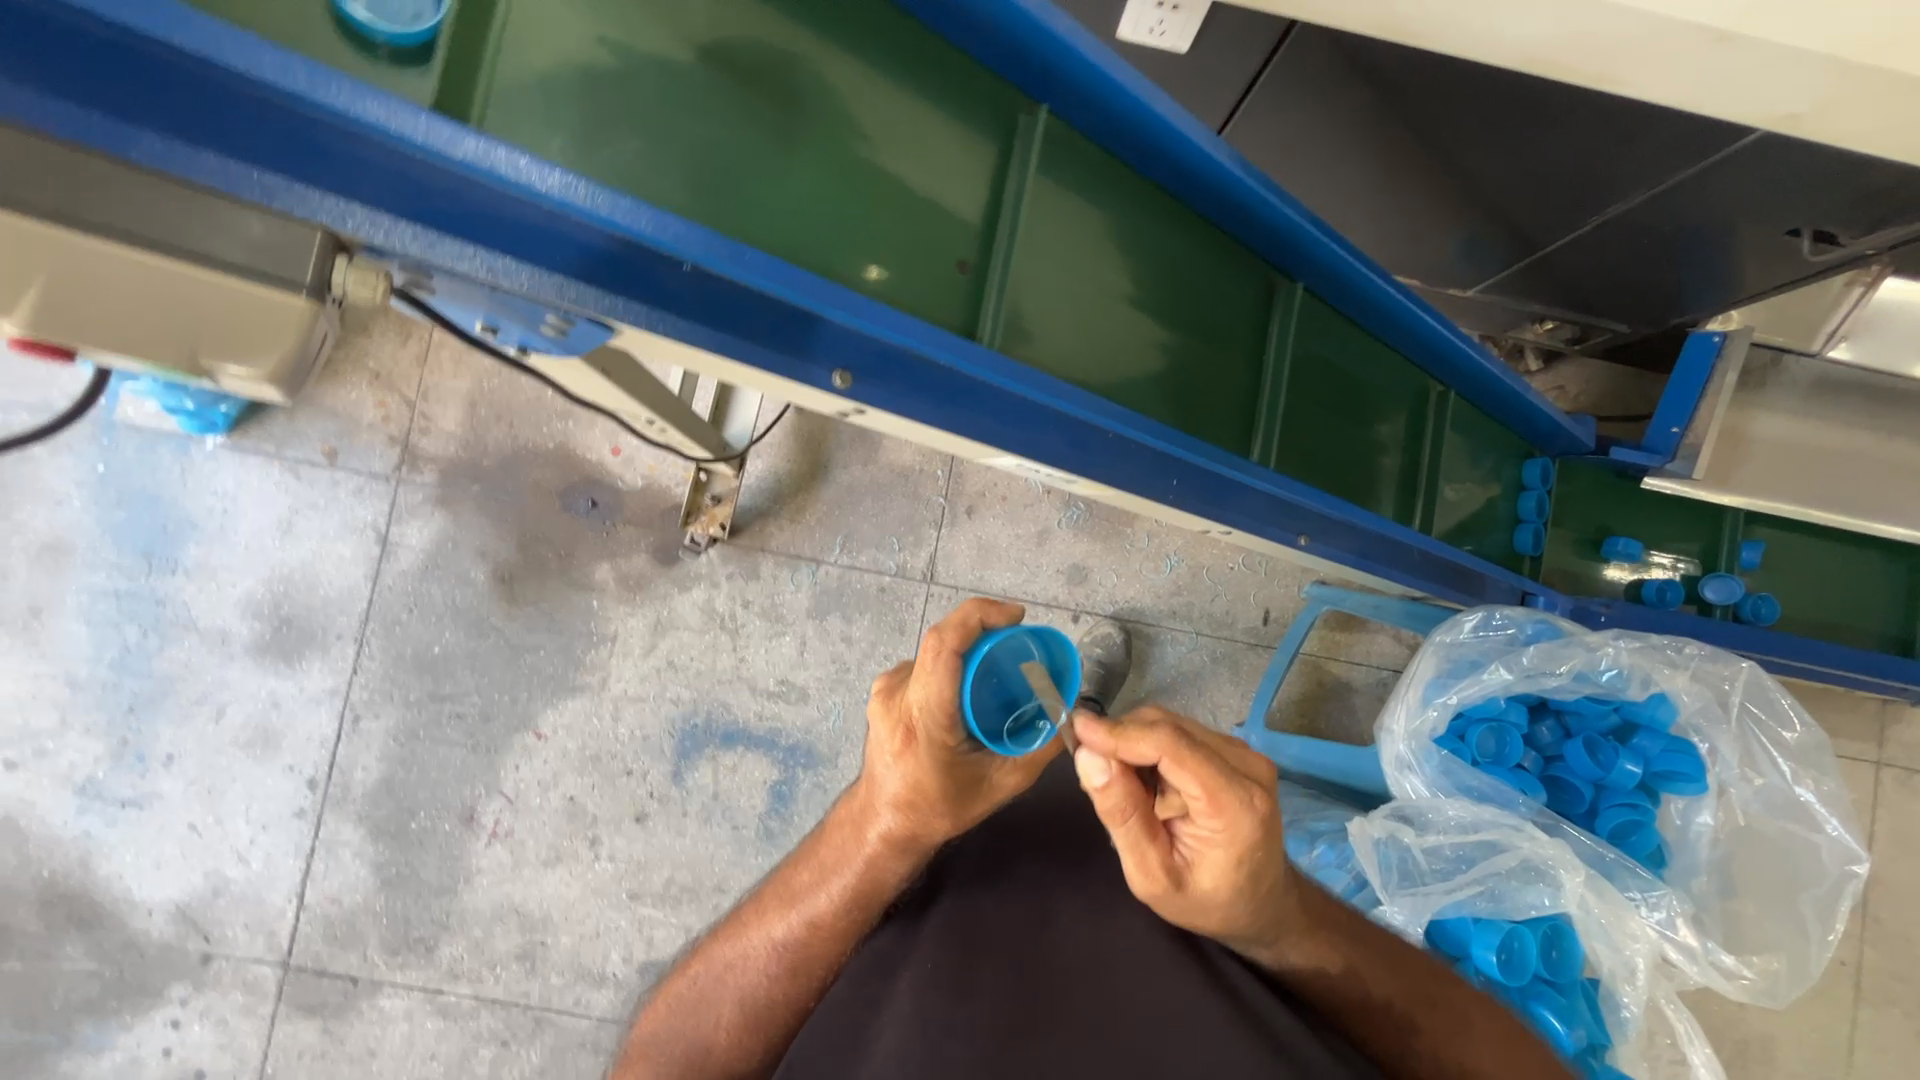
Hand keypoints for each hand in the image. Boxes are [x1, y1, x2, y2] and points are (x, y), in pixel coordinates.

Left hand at [850, 598, 1060, 856]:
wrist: (884, 822)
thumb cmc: (939, 807)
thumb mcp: (998, 785)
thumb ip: (1038, 749)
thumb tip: (1070, 714)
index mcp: (922, 713)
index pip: (944, 643)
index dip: (980, 616)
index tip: (1016, 616)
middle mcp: (897, 692)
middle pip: (943, 640)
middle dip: (985, 632)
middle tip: (1020, 645)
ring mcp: (885, 688)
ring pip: (935, 650)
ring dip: (968, 651)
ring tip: (999, 669)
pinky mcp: (883, 689)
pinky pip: (924, 662)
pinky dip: (952, 664)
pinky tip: (971, 685)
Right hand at [1071, 707, 1298, 963]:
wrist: (1261, 904)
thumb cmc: (1208, 901)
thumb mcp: (1153, 876)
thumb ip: (1122, 816)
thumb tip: (1088, 757)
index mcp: (1234, 802)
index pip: (1169, 743)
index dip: (1119, 732)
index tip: (1075, 730)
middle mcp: (1246, 766)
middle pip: (1167, 727)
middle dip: (1121, 741)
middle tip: (1092, 776)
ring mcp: (1245, 753)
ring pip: (1169, 725)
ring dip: (1134, 746)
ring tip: (1122, 789)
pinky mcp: (1236, 750)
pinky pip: (1179, 733)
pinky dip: (1150, 750)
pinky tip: (1146, 785)